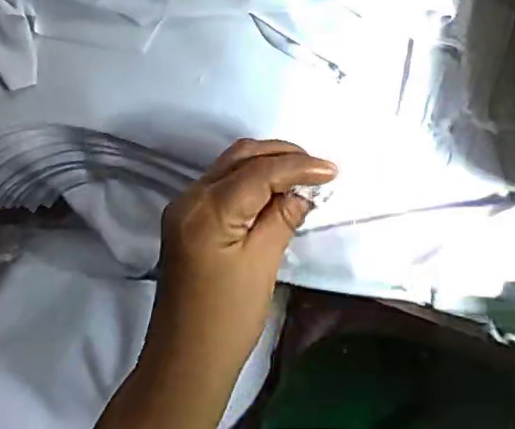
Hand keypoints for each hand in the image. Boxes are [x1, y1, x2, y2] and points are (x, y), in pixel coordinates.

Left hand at [97, 139, 335, 428]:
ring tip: (301, 172)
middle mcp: (190, 197)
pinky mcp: (185, 217)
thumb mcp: (262, 266)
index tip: (331, 169)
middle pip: (240, 157)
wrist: (186, 361)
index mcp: (208, 209)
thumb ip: (281, 219)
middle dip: (281, 155)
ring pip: (229, 165)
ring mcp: (183, 205)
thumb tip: (302, 192)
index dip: (297, 166)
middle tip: (317, 165)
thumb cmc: (228, 320)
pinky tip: (272, 188)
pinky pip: (220, 182)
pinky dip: (249, 177)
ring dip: (265, 162)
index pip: (258, 172)